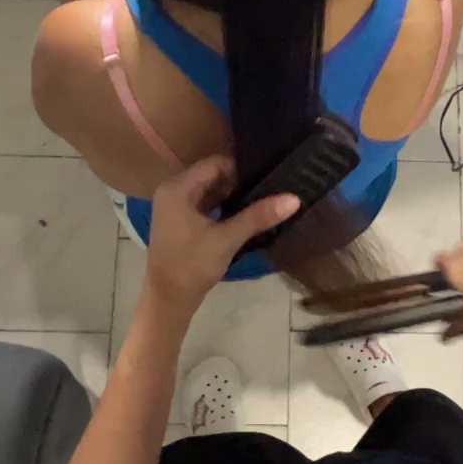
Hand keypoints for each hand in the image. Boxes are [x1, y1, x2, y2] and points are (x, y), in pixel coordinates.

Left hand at [142, 157, 299, 317]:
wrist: (168, 300)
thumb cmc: (192, 266)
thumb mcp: (227, 239)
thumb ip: (258, 216)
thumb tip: (294, 198)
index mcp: (177, 188)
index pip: (215, 163)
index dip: (241, 168)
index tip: (267, 175)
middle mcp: (172, 190)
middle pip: (211, 175)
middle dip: (238, 181)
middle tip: (269, 186)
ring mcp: (174, 205)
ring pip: (209, 189)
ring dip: (231, 194)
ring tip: (261, 198)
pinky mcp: (179, 220)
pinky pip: (204, 203)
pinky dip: (222, 206)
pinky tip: (243, 213)